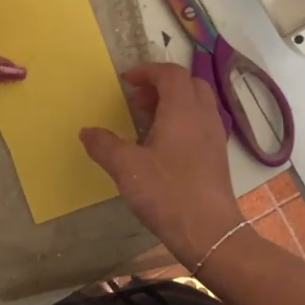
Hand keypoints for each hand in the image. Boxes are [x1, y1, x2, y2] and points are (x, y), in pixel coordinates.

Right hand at [81, 63, 243, 265]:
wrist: (209, 232)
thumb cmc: (167, 193)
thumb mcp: (126, 168)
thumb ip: (104, 145)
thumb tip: (86, 131)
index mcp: (183, 111)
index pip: (170, 74)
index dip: (147, 71)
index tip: (126, 82)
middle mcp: (203, 117)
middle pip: (189, 84)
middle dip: (161, 85)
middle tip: (137, 102)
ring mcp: (214, 138)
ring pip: (197, 105)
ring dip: (172, 104)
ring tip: (146, 123)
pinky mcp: (217, 157)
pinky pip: (200, 125)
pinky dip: (182, 123)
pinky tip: (162, 147)